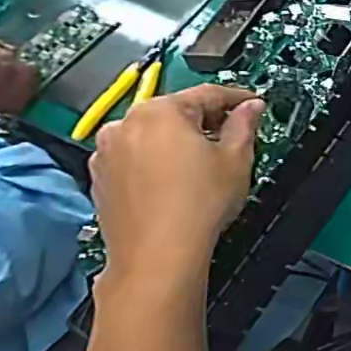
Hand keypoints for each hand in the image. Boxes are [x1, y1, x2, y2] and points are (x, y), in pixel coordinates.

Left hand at [89, 85, 264, 283]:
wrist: (158, 256)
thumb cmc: (198, 206)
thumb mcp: (236, 159)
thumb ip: (244, 124)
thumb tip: (250, 108)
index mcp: (159, 111)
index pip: (206, 94)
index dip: (236, 98)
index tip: (250, 104)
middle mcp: (125, 124)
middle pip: (175, 112)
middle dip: (205, 120)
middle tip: (232, 134)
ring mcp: (107, 152)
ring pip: (153, 134)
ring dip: (179, 140)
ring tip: (205, 162)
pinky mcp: (100, 178)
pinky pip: (135, 157)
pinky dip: (156, 160)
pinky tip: (178, 181)